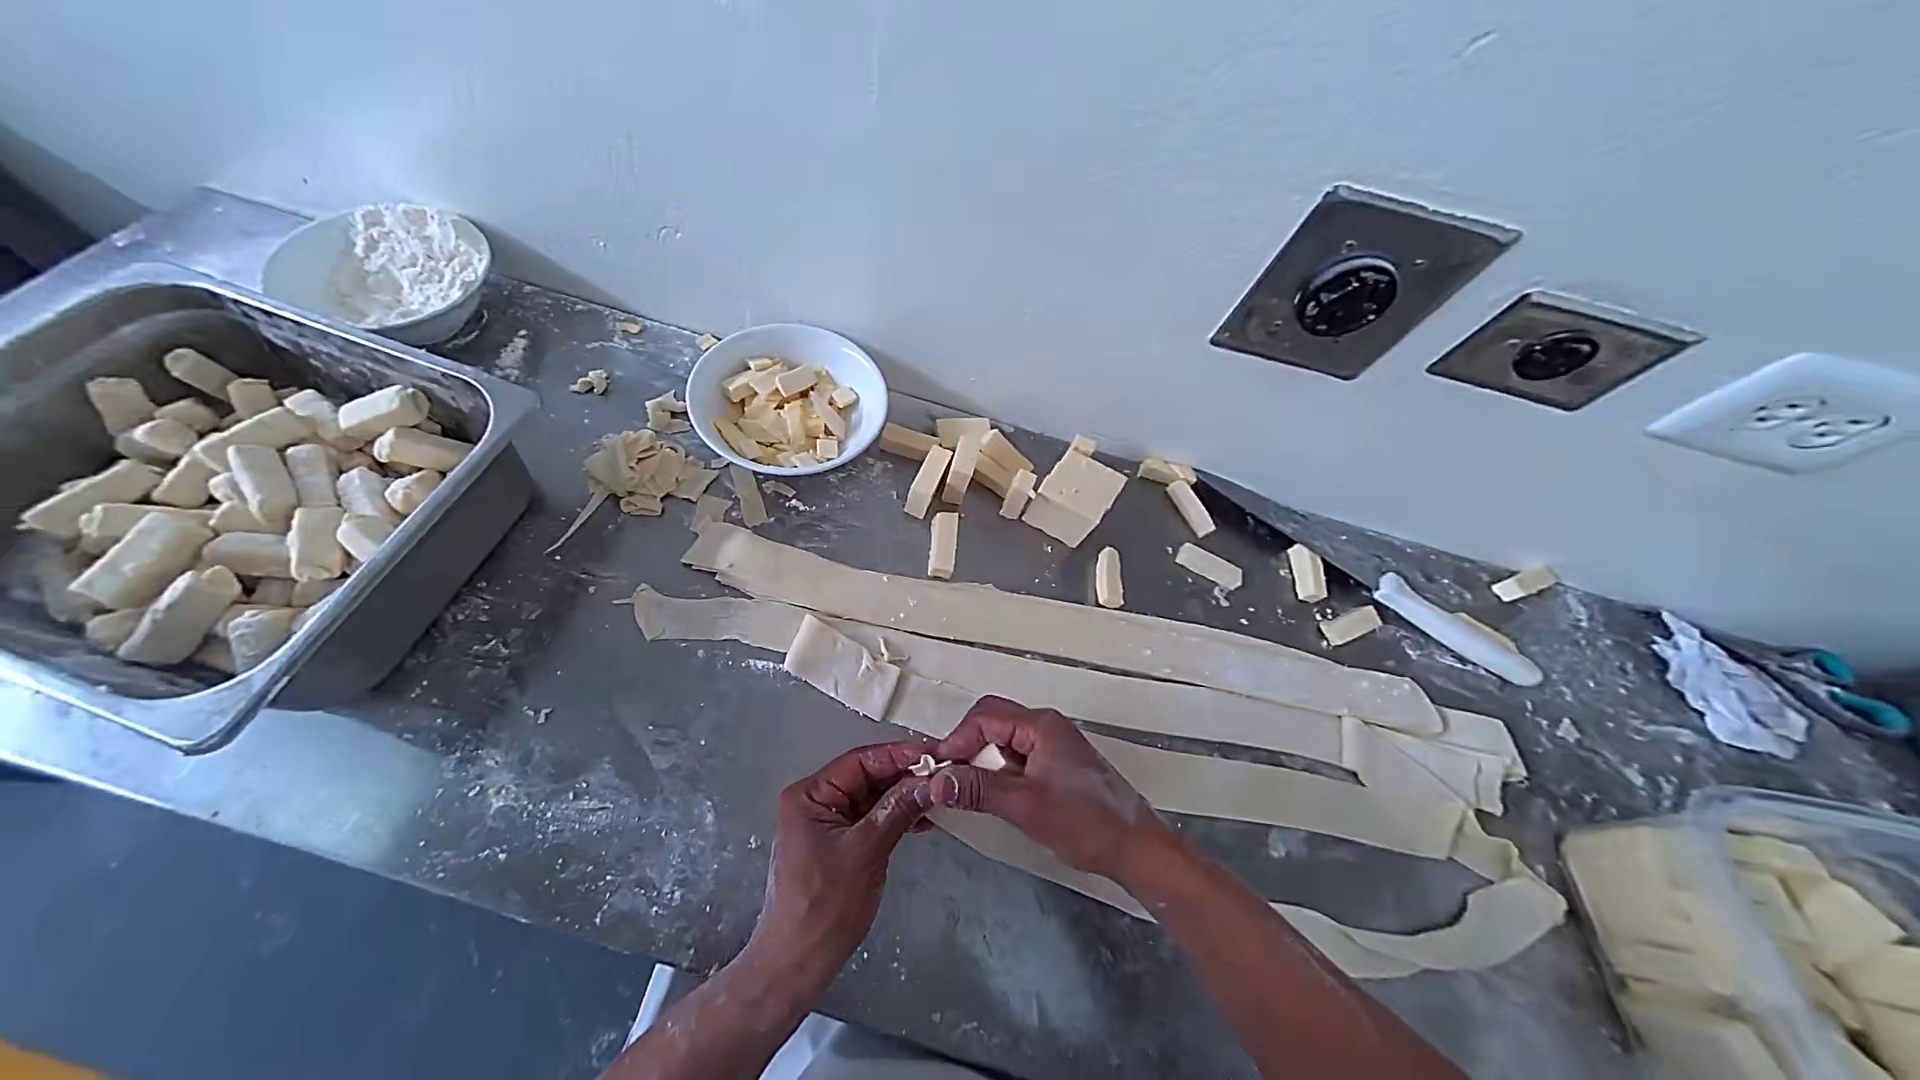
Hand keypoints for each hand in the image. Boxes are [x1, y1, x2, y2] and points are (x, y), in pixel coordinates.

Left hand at [746, 741, 934, 992]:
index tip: (932, 753)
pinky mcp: (840, 843)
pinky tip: (923, 819)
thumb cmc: (822, 907)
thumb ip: (897, 811)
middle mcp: (816, 803)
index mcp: (810, 796)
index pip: (860, 762)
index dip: (898, 756)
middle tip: (942, 773)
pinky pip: (872, 819)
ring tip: (938, 795)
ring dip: (904, 797)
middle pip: (867, 777)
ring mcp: (828, 824)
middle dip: (904, 776)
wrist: (797, 962)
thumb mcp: (865, 851)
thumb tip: (928, 782)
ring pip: (873, 798)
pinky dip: (897, 818)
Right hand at [929, 695, 1174, 879]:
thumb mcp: (1025, 806)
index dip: (957, 739)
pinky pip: (1016, 758)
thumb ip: (978, 789)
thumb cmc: (1089, 823)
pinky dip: (998, 772)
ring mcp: (1052, 747)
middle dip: (966, 747)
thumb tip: (938, 781)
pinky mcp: (1056, 766)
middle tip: (947, 777)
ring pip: (1003, 741)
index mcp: (1042, 726)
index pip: (985, 717)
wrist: (1135, 849)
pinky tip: (992, 795)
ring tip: (965, 789)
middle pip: (993, 723)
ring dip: (981, 761)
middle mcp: (1046, 728)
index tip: (938, 767)